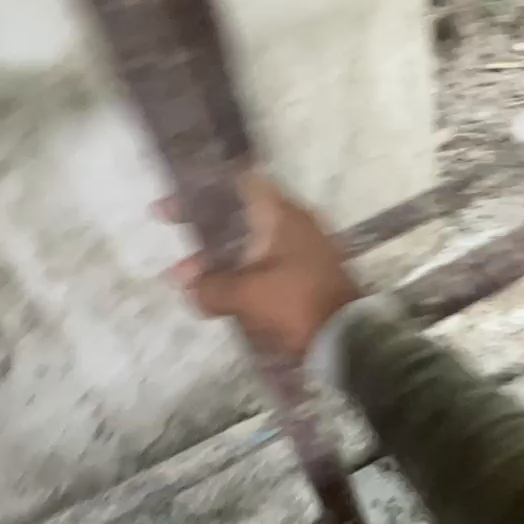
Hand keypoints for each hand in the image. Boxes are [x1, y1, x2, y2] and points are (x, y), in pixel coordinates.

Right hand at [162, 170, 362, 360]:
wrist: (349, 340)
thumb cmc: (298, 305)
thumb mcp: (247, 295)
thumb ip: (211, 287)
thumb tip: (190, 287)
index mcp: (282, 214)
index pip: (238, 183)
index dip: (202, 190)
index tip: (174, 203)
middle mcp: (294, 224)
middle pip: (239, 220)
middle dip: (203, 239)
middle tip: (175, 254)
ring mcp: (303, 252)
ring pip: (250, 250)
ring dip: (220, 266)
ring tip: (191, 289)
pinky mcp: (306, 278)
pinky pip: (265, 272)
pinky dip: (242, 282)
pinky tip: (221, 302)